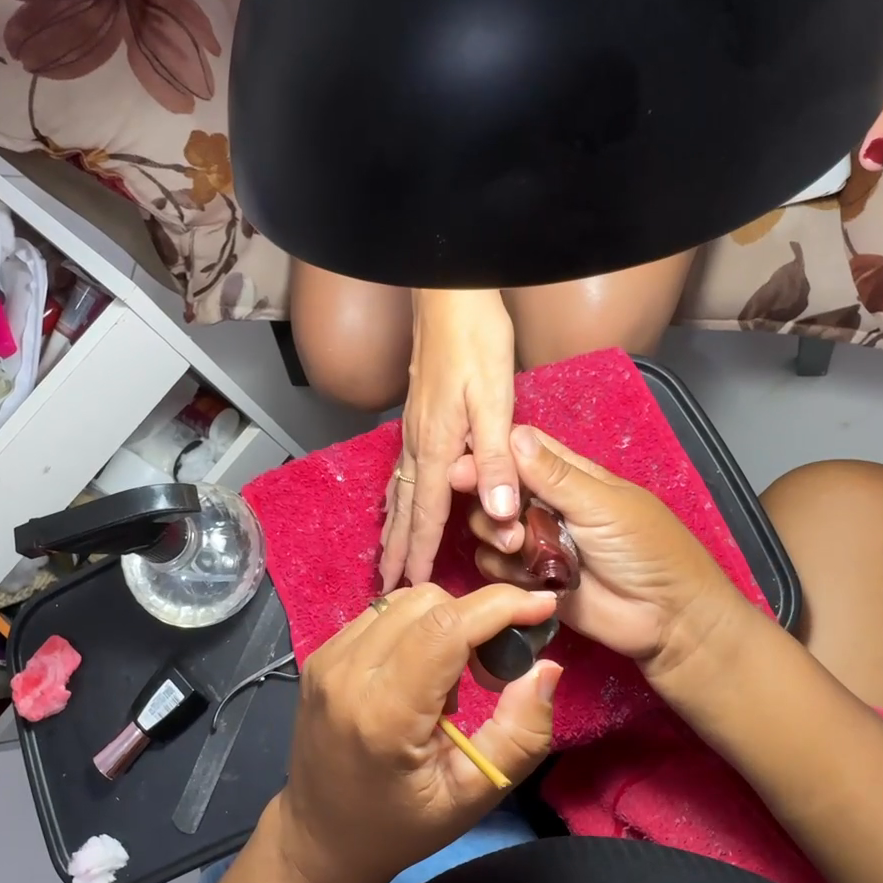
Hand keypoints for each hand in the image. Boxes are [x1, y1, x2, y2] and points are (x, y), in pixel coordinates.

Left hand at [274, 583, 561, 882]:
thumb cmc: (400, 825)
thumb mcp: (474, 796)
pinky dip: (415, 629)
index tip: (543, 608)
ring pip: (404, 601)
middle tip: (493, 672)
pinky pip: (380, 614)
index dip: (499, 606)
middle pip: (428, 603)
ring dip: (446, 623)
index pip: (444, 629)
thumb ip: (520, 735)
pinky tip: (420, 675)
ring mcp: (327, 659)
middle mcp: (347, 674)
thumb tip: (546, 667)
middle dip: (477, 620)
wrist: (320, 835)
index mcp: (383, 714)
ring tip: (454, 682)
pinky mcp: (321, 654)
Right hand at [380, 291, 517, 589]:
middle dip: (395, 548)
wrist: (450, 295)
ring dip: (392, 527)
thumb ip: (497, 455)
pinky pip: (401, 472)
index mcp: (437, 444)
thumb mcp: (495, 397)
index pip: (426, 510)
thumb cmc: (477, 341)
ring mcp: (413, 430)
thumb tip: (498, 510)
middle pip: (403, 507)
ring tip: (385, 556)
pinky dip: (395, 499)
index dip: (420, 550)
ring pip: (398, 490)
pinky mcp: (418, 418)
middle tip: (385, 587)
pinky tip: (396, 502)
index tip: (410, 586)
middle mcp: (418, 443)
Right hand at [468, 427, 749, 678]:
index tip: (463, 466)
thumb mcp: (603, 505)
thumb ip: (555, 475)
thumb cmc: (647, 549)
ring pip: (488, 527)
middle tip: (502, 516)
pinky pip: (494, 566)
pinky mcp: (528, 579)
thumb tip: (512, 432)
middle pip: (493, 489)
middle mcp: (545, 504)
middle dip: (488, 500)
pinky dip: (502, 570)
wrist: (667, 619)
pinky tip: (526, 578)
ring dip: (495, 535)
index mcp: (567, 475)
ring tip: (519, 548)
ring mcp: (534, 542)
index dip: (488, 455)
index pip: (517, 451)